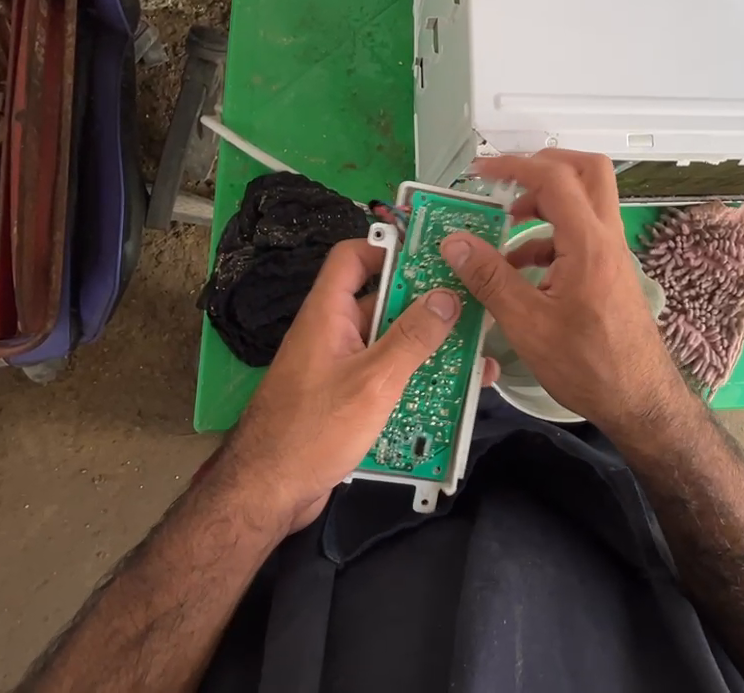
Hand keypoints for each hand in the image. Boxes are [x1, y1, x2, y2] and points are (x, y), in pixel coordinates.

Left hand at [212, 238, 466, 536]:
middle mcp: (334, 332)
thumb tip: (447, 295)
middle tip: (473, 305)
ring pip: (391, 341)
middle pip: (384, 300)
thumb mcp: (373, 381)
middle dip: (427, 302)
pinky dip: (416, 377)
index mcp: (329, 313)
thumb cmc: (313, 430)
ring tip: (476, 353)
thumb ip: (412, 337)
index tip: (433, 255)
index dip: (390, 248)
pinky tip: (451, 392)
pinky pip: (387, 374)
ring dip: (429, 345)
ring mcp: (341, 365)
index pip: (354, 256)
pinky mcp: (349, 396)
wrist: (268, 495)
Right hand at [441, 150, 696, 436]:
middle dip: (543, 166)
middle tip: (506, 184)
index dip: (514, 165)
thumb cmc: (587, 366)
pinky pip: (580, 234)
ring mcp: (612, 253)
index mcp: (588, 243)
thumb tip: (454, 242)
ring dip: (543, 206)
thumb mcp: (527, 324)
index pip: (554, 178)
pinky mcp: (609, 271)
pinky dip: (550, 237)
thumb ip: (490, 278)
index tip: (480, 172)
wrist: (640, 401)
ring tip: (503, 231)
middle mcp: (606, 237)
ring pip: (583, 202)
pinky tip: (521, 270)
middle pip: (586, 171)